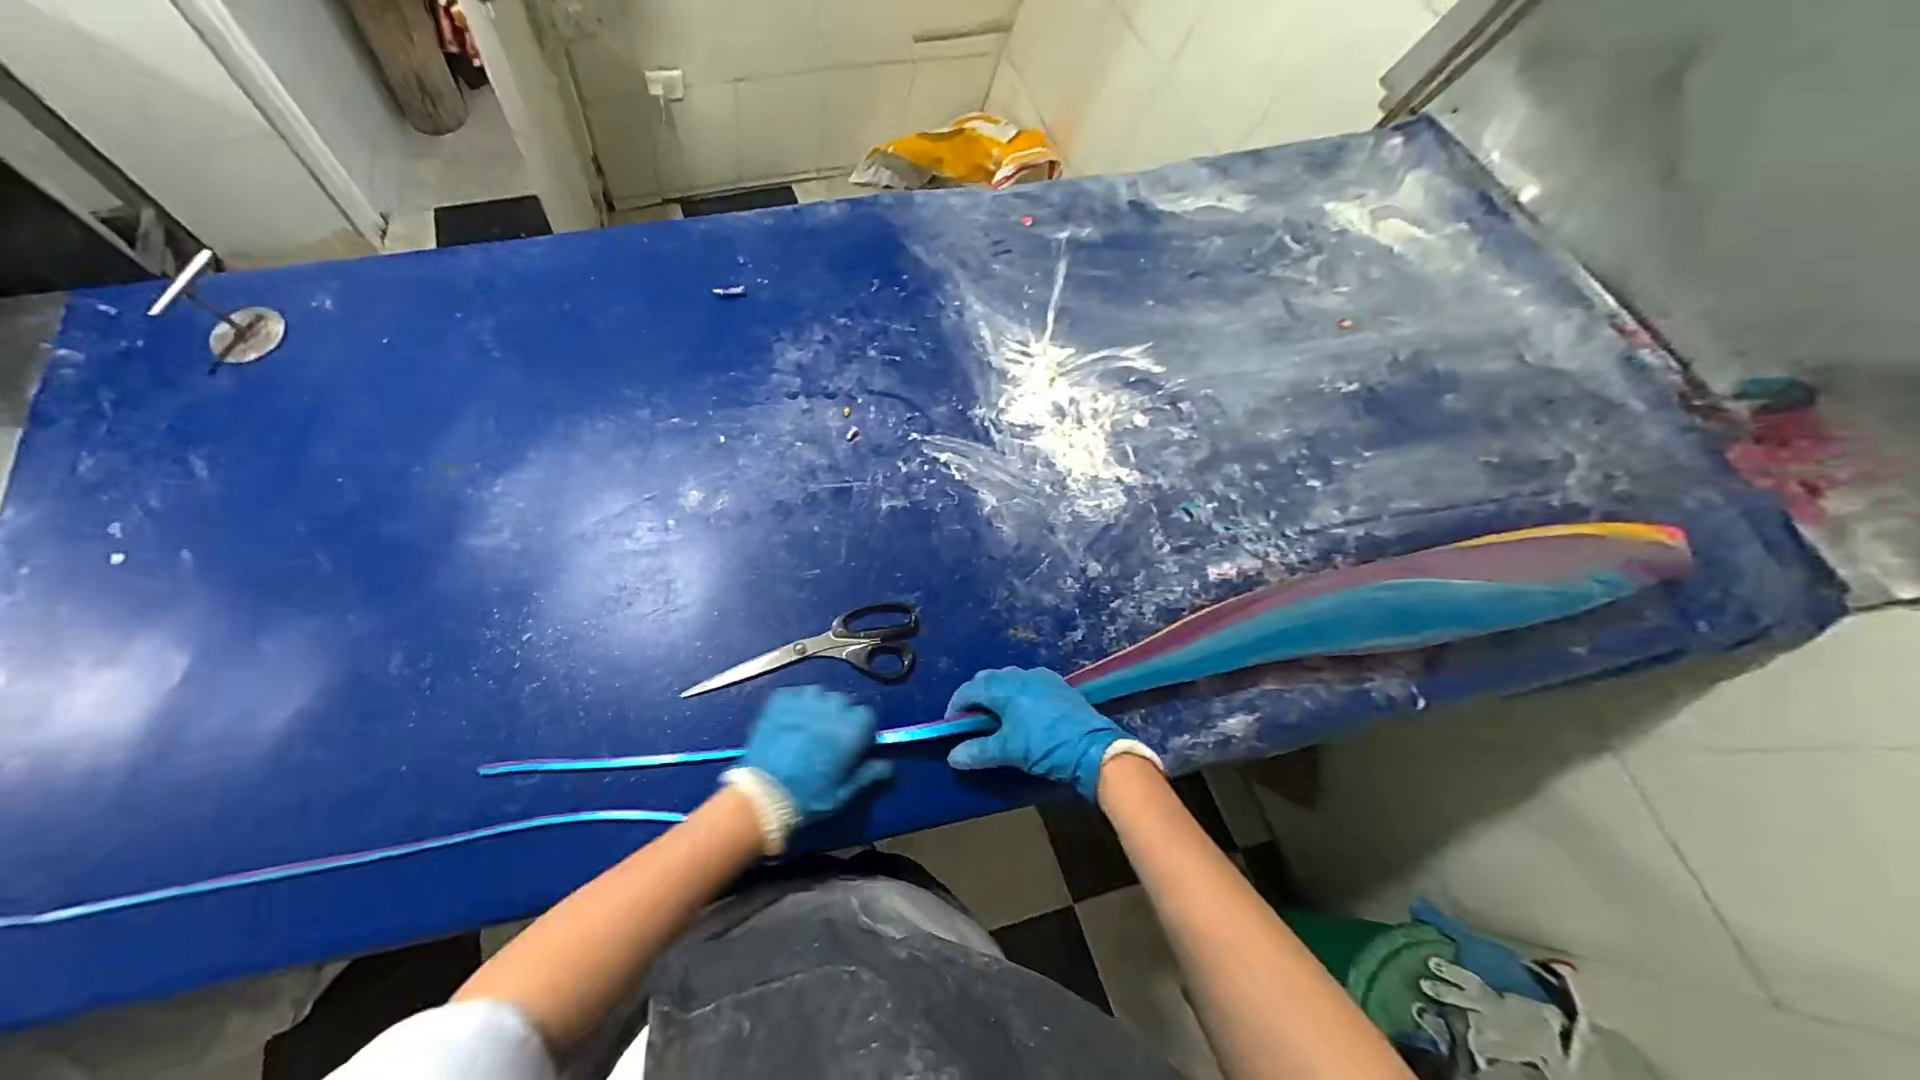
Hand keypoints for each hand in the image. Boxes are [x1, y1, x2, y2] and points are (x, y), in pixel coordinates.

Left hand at [739, 685, 891, 821]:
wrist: (763, 794)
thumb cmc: (810, 795)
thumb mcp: (846, 791)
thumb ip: (871, 773)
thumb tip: (888, 764)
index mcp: (855, 725)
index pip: (867, 717)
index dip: (858, 732)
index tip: (849, 747)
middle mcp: (835, 704)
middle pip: (843, 704)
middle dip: (838, 718)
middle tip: (825, 741)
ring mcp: (807, 697)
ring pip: (820, 696)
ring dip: (817, 709)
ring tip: (805, 730)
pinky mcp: (782, 697)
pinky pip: (797, 694)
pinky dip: (796, 705)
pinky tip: (789, 723)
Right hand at [946, 667, 1153, 798]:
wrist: (1094, 749)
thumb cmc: (1045, 746)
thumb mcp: (1008, 751)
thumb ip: (978, 752)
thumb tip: (953, 757)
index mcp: (1005, 686)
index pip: (970, 689)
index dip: (956, 706)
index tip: (952, 726)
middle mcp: (1022, 675)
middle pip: (989, 679)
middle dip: (976, 697)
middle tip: (972, 722)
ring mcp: (1043, 678)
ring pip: (1010, 680)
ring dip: (997, 695)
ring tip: (996, 719)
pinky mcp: (1059, 686)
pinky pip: (1029, 685)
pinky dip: (1017, 696)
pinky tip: (1022, 716)